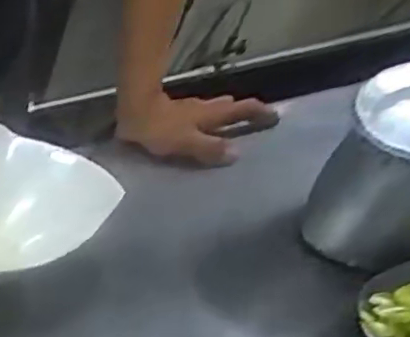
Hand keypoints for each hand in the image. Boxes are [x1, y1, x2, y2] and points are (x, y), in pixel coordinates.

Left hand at [117, 94, 278, 165]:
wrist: (135, 113)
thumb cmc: (161, 129)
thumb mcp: (187, 142)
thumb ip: (209, 148)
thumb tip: (236, 154)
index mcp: (213, 113)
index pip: (244, 109)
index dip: (260, 113)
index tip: (274, 118)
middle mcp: (206, 108)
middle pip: (231, 107)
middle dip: (244, 113)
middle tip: (253, 122)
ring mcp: (190, 109)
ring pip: (214, 110)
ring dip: (224, 117)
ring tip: (227, 128)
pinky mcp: (174, 114)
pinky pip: (196, 117)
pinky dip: (204, 122)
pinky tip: (197, 130)